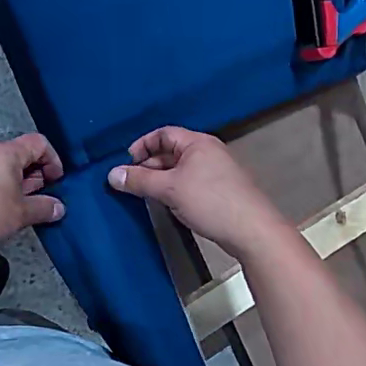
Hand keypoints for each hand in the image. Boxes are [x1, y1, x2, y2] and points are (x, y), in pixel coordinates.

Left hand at [0, 134, 65, 263]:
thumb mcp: (19, 215)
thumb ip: (42, 208)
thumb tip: (57, 207)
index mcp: (5, 153)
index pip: (38, 143)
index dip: (53, 160)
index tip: (57, 181)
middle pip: (20, 154)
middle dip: (36, 175)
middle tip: (42, 198)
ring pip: (2, 167)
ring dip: (16, 184)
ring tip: (20, 209)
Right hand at [107, 126, 292, 258]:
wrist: (253, 232)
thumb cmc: (211, 202)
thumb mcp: (168, 189)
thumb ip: (139, 180)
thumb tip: (113, 175)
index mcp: (198, 143)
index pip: (163, 134)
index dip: (142, 144)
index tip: (127, 161)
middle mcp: (209, 152)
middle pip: (171, 151)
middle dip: (149, 165)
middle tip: (133, 181)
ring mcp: (217, 172)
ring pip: (180, 169)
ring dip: (161, 179)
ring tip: (147, 194)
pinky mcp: (221, 191)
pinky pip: (190, 182)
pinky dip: (175, 189)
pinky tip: (169, 204)